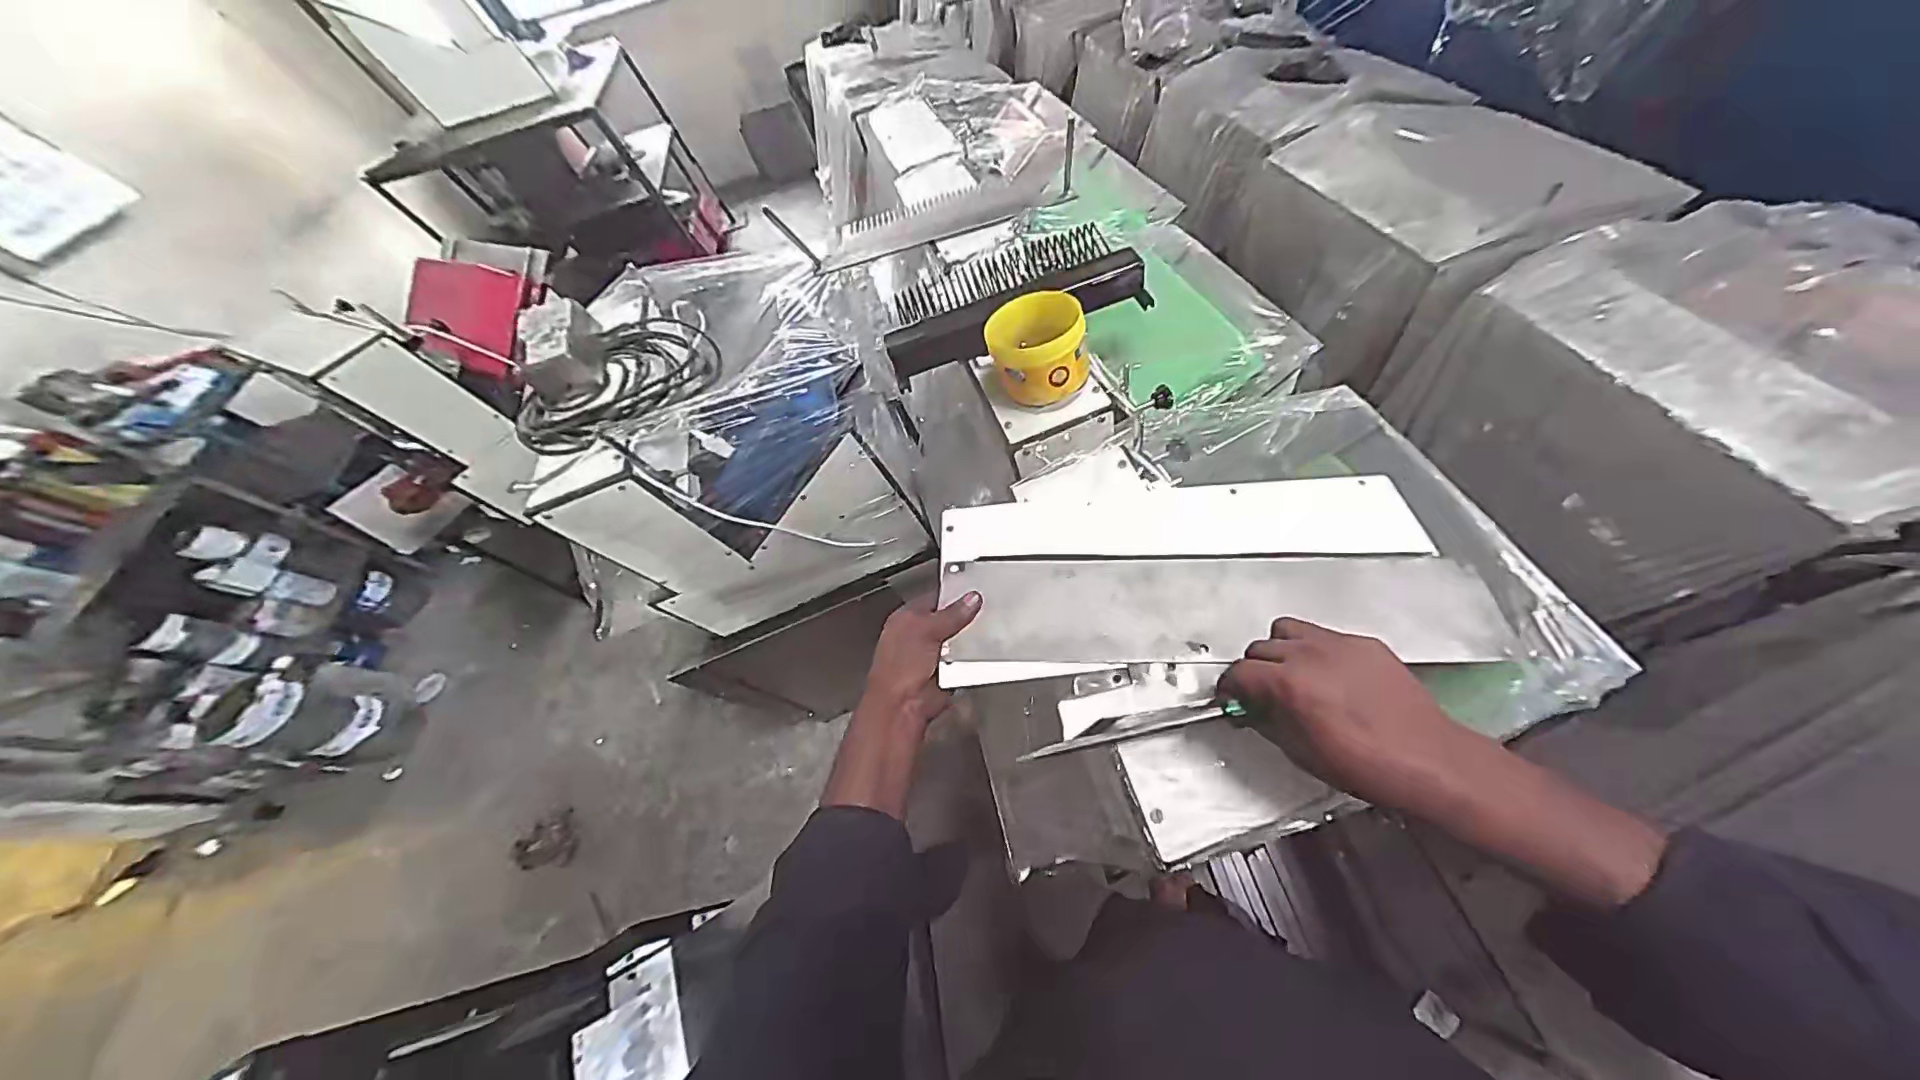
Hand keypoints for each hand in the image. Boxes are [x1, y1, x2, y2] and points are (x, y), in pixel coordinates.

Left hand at [823, 592, 980, 818]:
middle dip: (963, 618)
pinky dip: (969, 658)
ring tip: (977, 635)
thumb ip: (951, 614)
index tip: (973, 592)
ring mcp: (931, 654)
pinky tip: (974, 655)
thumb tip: (970, 600)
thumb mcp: (926, 630)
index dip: (953, 594)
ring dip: (967, 641)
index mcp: (907, 618)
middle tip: (980, 613)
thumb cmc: (899, 669)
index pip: (934, 598)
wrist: (902, 706)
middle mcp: (917, 635)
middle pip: (948, 619)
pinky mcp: (945, 671)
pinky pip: (963, 659)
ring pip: (958, 640)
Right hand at [1219, 618, 1484, 817]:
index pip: (1239, 672)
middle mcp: (1310, 655)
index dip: (1230, 687)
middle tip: (1260, 690)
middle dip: (1253, 669)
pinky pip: (1325, 636)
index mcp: (1289, 683)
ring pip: (1288, 630)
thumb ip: (1267, 721)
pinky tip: (1328, 675)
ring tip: (1290, 672)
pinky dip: (1316, 650)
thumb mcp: (1301, 751)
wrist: (1430, 761)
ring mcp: (1339, 645)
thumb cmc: (1366, 766)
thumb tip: (1251, 710)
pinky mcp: (1365, 644)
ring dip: (1280, 649)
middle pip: (1259, 647)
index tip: (1232, 698)